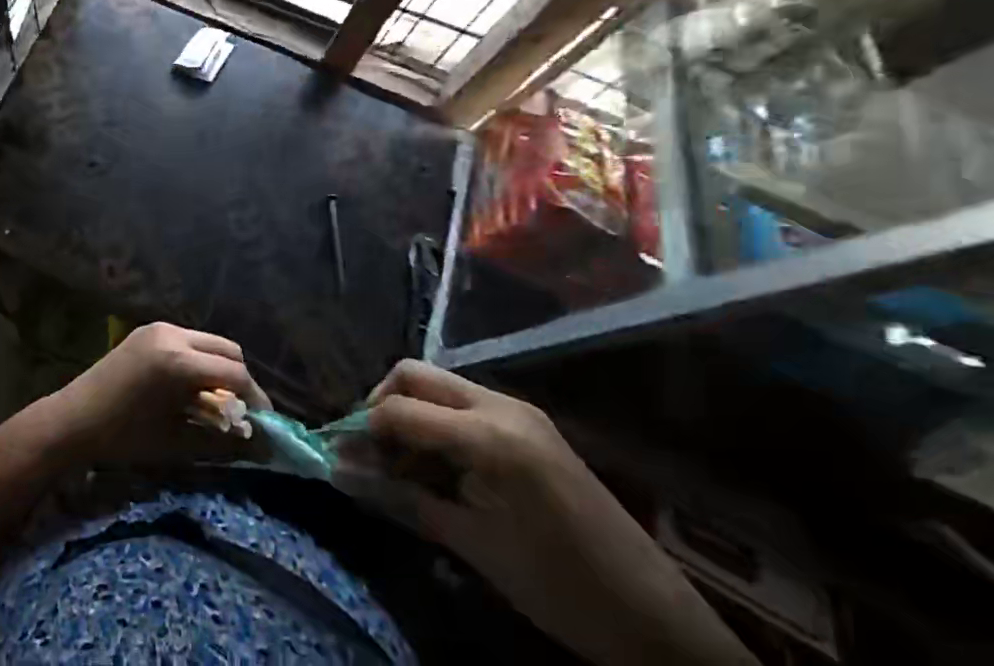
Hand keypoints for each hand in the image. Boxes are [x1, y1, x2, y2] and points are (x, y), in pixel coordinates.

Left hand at [38, 322, 270, 467]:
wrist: (74, 419)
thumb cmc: (125, 435)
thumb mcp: (179, 441)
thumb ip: (223, 438)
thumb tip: (260, 442)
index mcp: (179, 361)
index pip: (236, 373)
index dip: (256, 398)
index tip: (263, 422)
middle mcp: (171, 335)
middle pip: (227, 349)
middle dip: (240, 379)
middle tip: (241, 411)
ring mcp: (156, 329)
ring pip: (207, 342)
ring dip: (219, 367)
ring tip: (217, 400)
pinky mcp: (145, 332)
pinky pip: (186, 340)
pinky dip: (198, 360)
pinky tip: (191, 387)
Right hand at [335, 361, 757, 665]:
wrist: (656, 621)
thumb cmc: (558, 584)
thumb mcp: (470, 542)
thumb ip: (400, 496)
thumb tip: (339, 473)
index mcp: (489, 435)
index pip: (397, 409)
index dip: (359, 431)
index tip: (339, 459)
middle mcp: (502, 407)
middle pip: (413, 376)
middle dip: (379, 405)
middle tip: (368, 450)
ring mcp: (520, 413)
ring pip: (437, 387)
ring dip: (408, 414)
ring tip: (398, 464)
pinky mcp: (530, 428)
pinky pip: (464, 406)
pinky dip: (436, 425)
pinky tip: (435, 467)